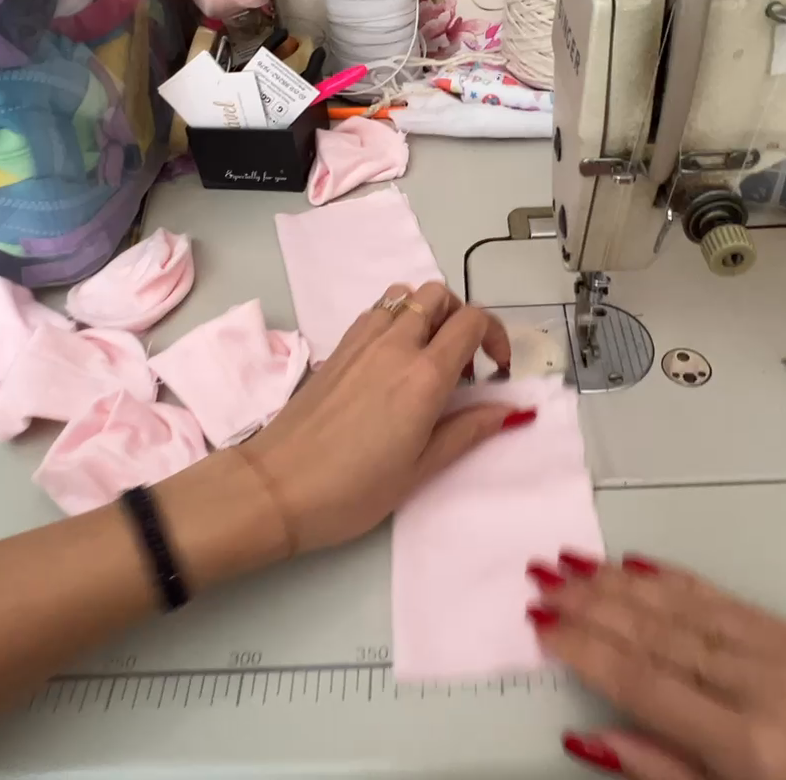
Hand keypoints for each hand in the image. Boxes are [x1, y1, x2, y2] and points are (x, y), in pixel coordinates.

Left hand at [231, 282, 521, 554]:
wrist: (275, 488)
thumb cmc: (352, 490)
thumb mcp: (420, 469)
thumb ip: (467, 430)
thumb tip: (510, 410)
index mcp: (423, 375)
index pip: (473, 321)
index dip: (496, 336)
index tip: (496, 370)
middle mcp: (395, 345)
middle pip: (439, 295)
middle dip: (462, 317)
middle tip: (462, 363)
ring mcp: (361, 341)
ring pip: (404, 295)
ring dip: (426, 312)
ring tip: (427, 356)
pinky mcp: (337, 347)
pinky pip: (375, 312)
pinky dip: (394, 320)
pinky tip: (391, 362)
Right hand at [531, 555, 785, 779]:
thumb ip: (669, 775)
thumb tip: (590, 735)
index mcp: (755, 748)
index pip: (645, 682)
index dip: (585, 648)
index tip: (541, 622)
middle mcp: (772, 686)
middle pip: (661, 633)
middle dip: (594, 602)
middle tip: (543, 574)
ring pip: (692, 608)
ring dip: (626, 584)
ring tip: (577, 562)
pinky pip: (737, 604)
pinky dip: (684, 583)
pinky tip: (645, 566)